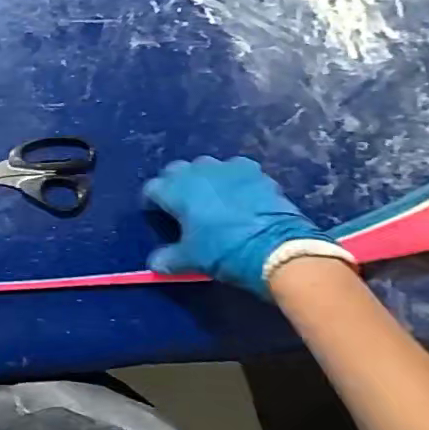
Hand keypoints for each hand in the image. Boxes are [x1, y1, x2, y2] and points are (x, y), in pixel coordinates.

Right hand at [142, 156, 351, 296]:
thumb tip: (155, 262)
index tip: (158, 216)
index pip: (152, 188)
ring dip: (204, 180)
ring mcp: (227, 167)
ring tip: (212, 201)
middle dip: (176, 186)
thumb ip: (169, 258)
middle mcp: (198, 171)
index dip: (152, 203)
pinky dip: (232, 181)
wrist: (276, 247)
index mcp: (177, 189)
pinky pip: (235, 170)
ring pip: (206, 167)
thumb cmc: (224, 251)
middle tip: (183, 208)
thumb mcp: (191, 260)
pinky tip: (240, 197)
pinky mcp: (253, 170)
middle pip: (177, 172)